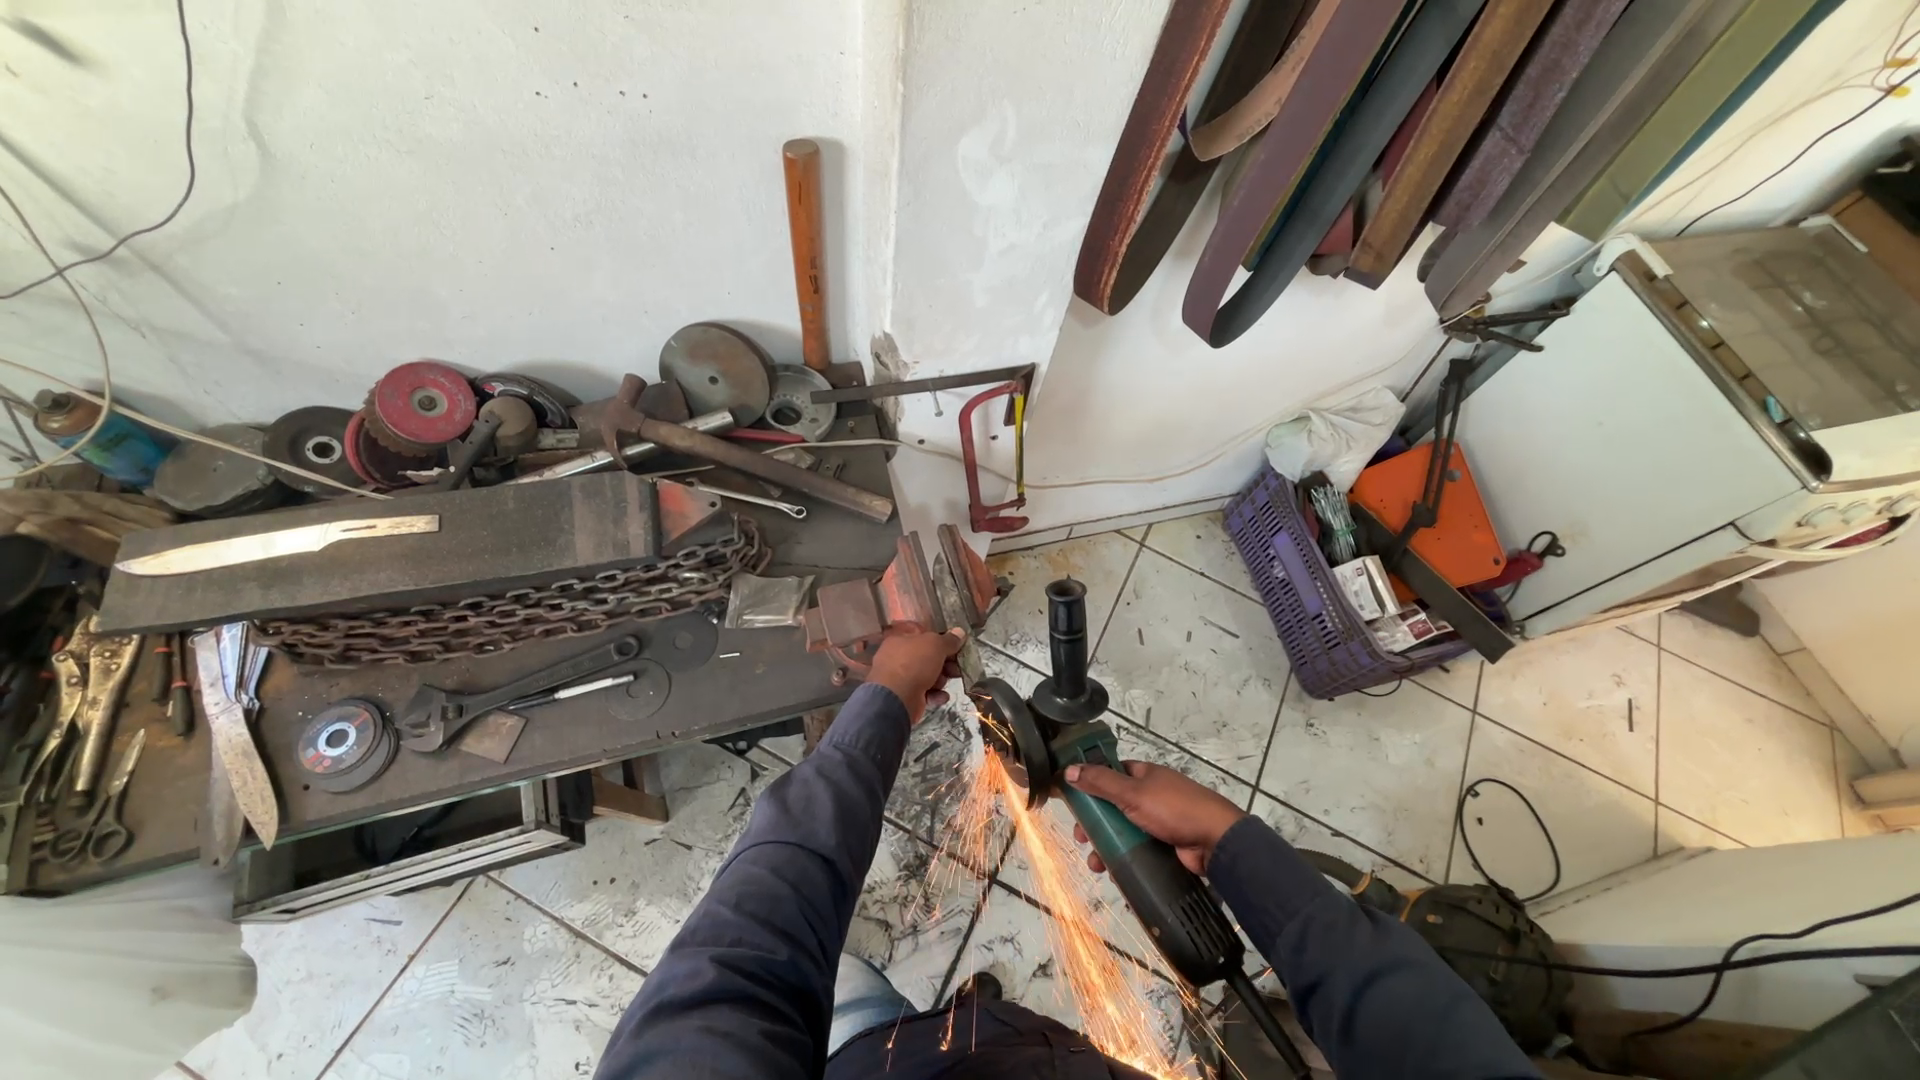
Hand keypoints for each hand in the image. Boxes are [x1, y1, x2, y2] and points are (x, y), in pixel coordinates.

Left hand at [867, 625, 965, 723]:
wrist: (896, 698)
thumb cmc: (914, 663)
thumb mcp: (935, 645)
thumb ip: (949, 639)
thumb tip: (960, 632)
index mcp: (900, 639)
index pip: (922, 635)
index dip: (940, 640)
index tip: (955, 646)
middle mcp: (897, 657)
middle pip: (927, 657)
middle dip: (944, 662)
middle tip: (956, 667)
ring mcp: (900, 678)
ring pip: (927, 675)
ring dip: (940, 679)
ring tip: (944, 682)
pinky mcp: (905, 696)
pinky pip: (924, 692)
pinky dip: (934, 695)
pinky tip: (941, 697)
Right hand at [1066, 761, 1247, 874]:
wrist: (1217, 842)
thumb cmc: (1174, 809)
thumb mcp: (1133, 793)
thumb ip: (1101, 782)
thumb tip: (1069, 769)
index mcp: (1144, 775)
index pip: (1110, 775)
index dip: (1090, 787)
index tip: (1073, 803)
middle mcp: (1150, 795)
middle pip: (1113, 808)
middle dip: (1095, 825)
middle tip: (1081, 840)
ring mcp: (1158, 822)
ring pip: (1124, 833)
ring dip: (1107, 848)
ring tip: (1097, 865)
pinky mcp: (1165, 846)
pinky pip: (1138, 851)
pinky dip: (1125, 861)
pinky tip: (1115, 875)